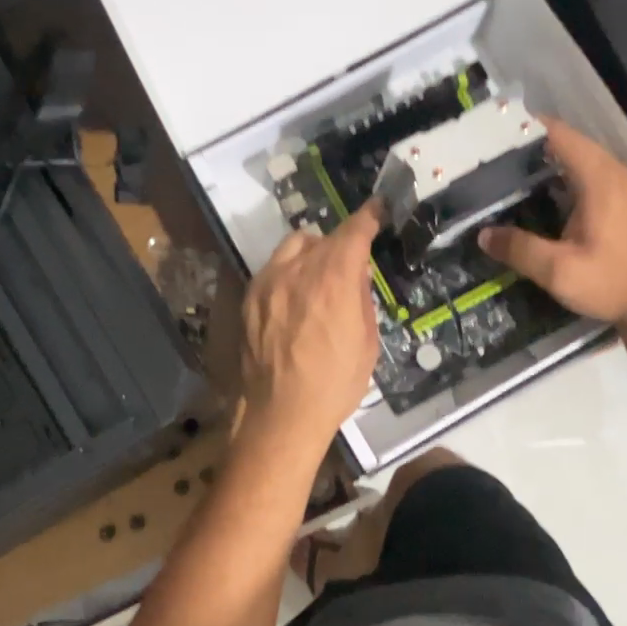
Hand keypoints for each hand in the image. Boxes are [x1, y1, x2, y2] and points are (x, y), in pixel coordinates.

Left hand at [240, 203, 380, 450]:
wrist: (281, 414)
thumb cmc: (334, 384)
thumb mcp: (366, 343)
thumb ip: (361, 299)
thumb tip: (356, 276)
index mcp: (334, 277)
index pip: (354, 231)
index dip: (369, 217)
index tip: (378, 210)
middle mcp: (297, 269)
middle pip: (321, 238)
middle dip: (338, 246)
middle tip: (347, 268)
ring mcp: (267, 283)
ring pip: (291, 248)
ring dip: (309, 255)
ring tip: (316, 281)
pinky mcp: (248, 300)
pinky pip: (271, 271)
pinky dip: (287, 275)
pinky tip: (293, 301)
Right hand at [478, 116, 626, 330]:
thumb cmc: (611, 283)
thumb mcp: (558, 271)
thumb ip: (519, 249)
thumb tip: (483, 235)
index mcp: (598, 177)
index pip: (558, 134)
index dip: (524, 130)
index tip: (491, 137)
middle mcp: (611, 172)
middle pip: (565, 143)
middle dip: (528, 147)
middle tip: (489, 160)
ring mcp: (618, 186)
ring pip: (575, 159)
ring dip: (543, 164)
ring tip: (504, 175)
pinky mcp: (619, 202)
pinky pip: (583, 176)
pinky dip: (558, 178)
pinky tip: (534, 196)